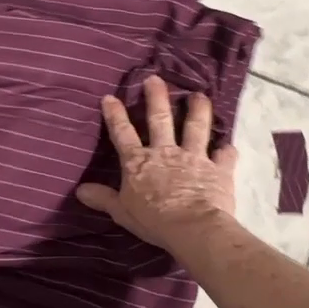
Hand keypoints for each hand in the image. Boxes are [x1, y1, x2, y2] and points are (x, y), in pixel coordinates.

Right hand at [75, 75, 238, 249]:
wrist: (194, 228)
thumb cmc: (153, 220)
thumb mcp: (121, 211)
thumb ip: (103, 198)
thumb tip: (80, 190)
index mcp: (137, 162)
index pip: (122, 133)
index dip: (115, 115)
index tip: (110, 97)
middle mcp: (164, 152)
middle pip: (159, 120)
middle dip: (156, 98)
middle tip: (155, 79)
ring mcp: (193, 158)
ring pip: (195, 128)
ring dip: (197, 111)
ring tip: (199, 96)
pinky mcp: (218, 170)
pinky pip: (225, 157)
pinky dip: (227, 150)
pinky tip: (229, 145)